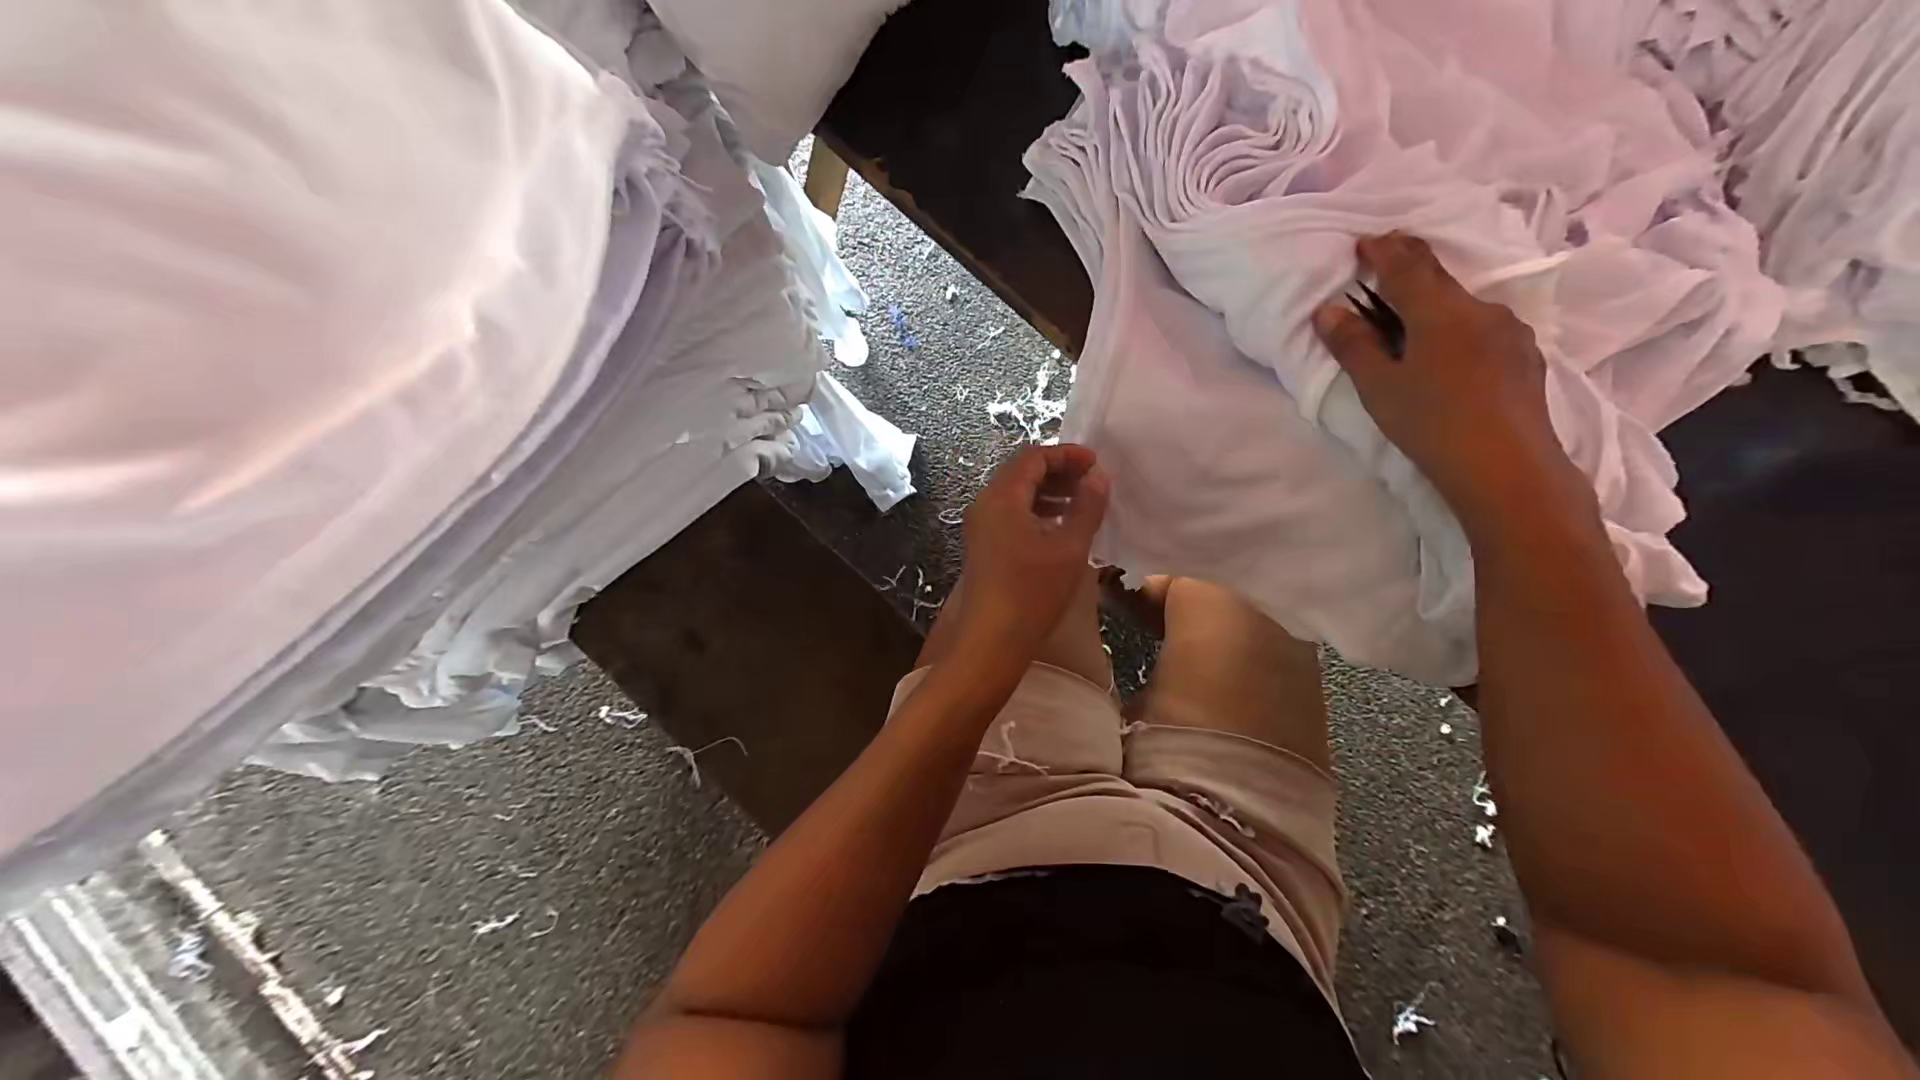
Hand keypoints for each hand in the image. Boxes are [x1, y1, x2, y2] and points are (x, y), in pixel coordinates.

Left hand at [956, 443, 1110, 656]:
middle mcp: (985, 505)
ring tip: (1082, 503)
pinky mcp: (984, 546)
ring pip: (1016, 495)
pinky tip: (1061, 528)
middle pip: (1022, 473)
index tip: (1096, 463)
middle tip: (1092, 481)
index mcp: (1002, 497)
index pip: (1033, 457)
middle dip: (1058, 472)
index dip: (1066, 454)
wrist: (992, 639)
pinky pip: (1011, 515)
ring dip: (1049, 492)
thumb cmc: (1032, 591)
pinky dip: (1037, 511)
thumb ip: (1087, 507)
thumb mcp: (1069, 548)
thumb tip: (1098, 477)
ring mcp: (981, 527)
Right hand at [1311, 233, 1592, 528]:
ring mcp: (1510, 332)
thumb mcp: (1378, 387)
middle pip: (1439, 278)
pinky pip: (1482, 327)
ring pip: (1463, 304)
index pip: (1407, 266)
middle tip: (1385, 263)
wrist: (1507, 466)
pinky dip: (1456, 326)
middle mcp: (1481, 310)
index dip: (1383, 250)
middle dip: (1409, 266)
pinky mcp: (1524, 357)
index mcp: (1441, 312)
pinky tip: (1448, 351)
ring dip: (1433, 301)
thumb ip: (1353, 345)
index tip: (1364, 242)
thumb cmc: (1431, 423)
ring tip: (1411, 317)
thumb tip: (1329, 310)